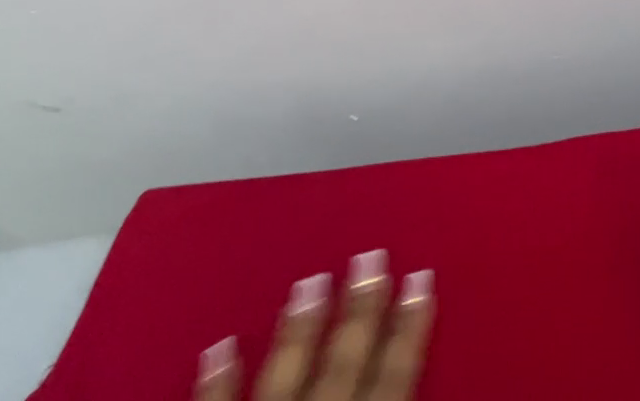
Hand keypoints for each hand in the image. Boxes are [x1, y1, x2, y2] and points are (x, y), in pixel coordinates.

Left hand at [193, 250, 435, 400]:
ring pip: (284, 371)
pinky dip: (218, 376)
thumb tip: (419, 382)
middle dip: (360, 305)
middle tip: (371, 253)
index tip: (421, 276)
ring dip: (299, 324)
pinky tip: (221, 342)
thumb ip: (392, 397)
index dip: (410, 324)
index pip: (394, 375)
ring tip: (311, 277)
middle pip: (344, 360)